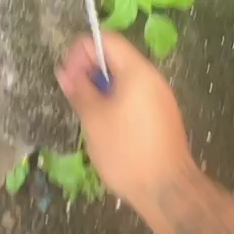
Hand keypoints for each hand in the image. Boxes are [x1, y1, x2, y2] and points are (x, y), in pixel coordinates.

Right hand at [55, 31, 195, 210]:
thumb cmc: (127, 151)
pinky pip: (135, 96)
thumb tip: (65, 70)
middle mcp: (152, 78)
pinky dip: (117, 101)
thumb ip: (78, 88)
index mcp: (136, 71)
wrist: (168, 193)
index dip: (82, 50)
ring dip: (102, 87)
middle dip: (90, 70)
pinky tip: (107, 126)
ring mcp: (161, 98)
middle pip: (116, 58)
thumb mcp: (94, 118)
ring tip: (88, 112)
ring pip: (124, 79)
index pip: (106, 40)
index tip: (68, 74)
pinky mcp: (163, 117)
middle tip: (74, 93)